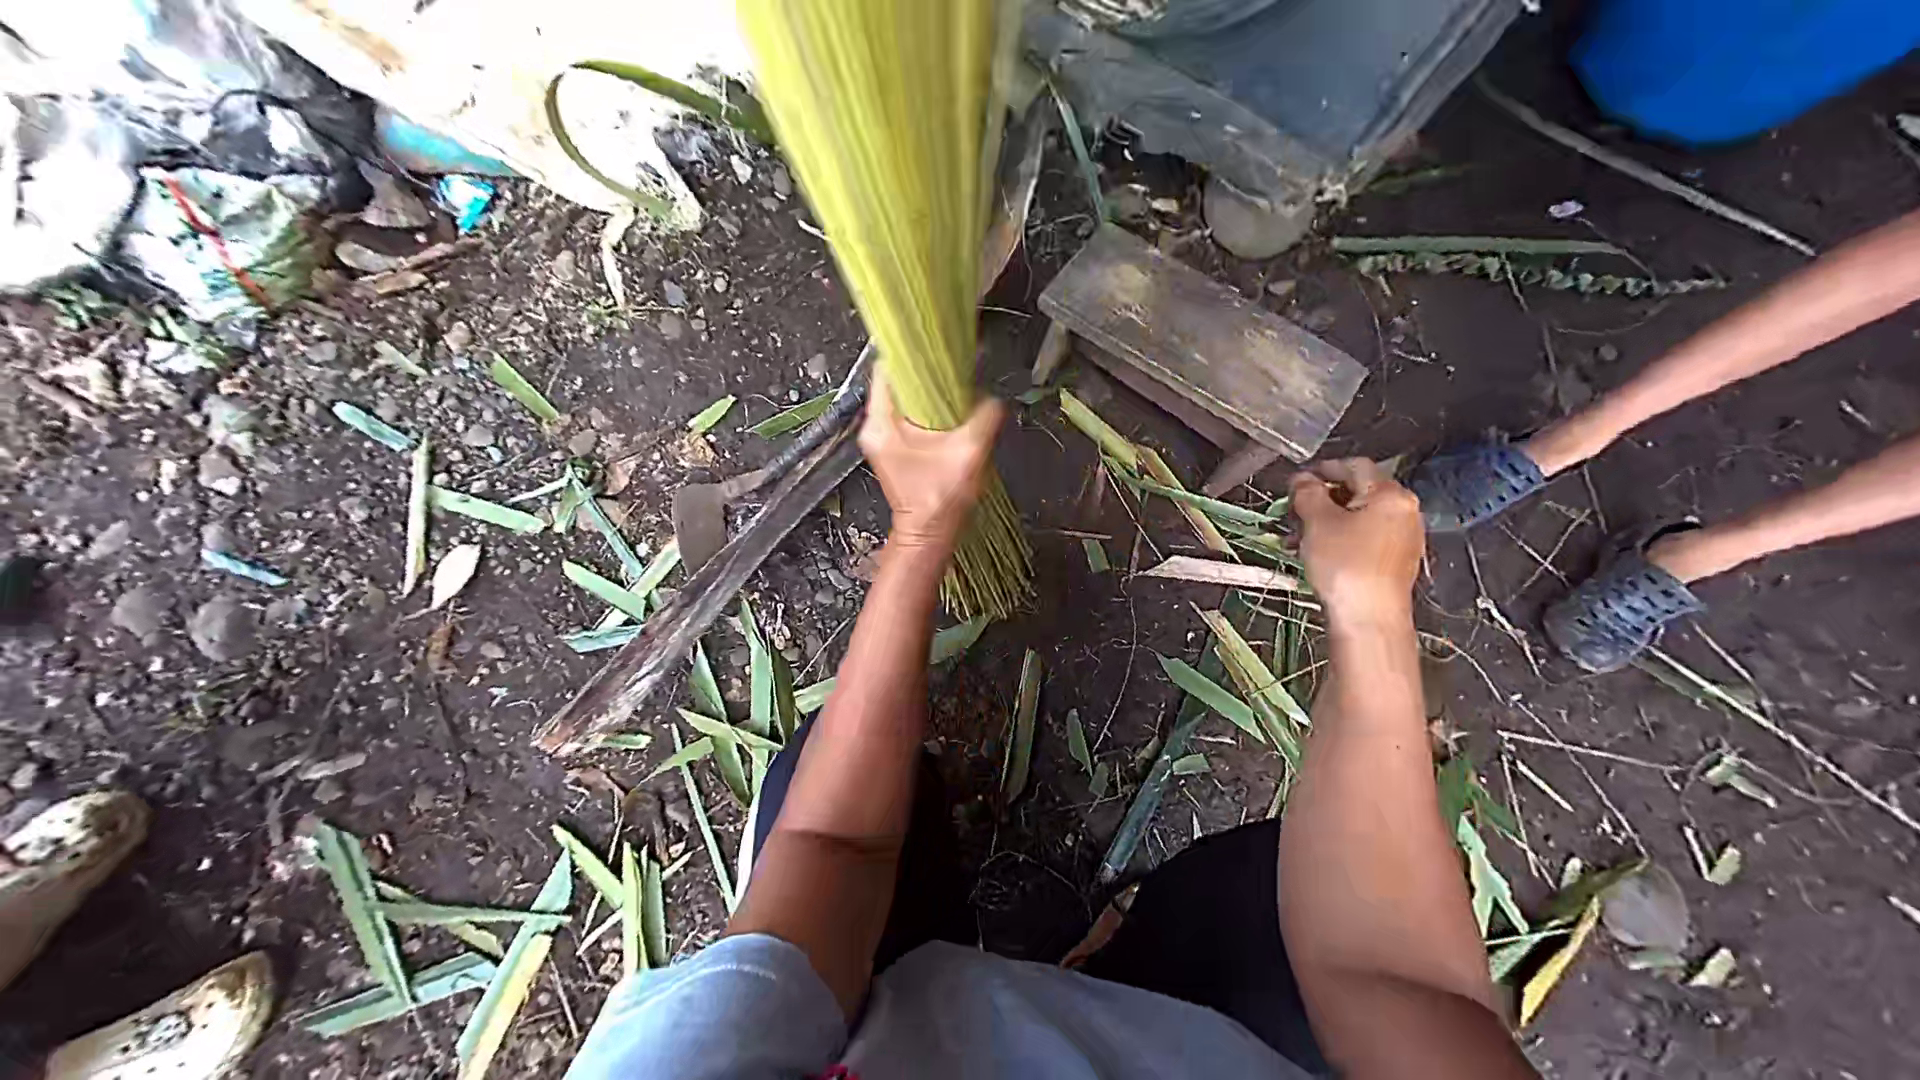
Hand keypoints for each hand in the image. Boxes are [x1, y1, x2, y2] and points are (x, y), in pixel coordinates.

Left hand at [858, 369, 1004, 554]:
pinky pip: (912, 415)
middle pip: (897, 382)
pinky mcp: (897, 448)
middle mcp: (877, 427)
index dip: (910, 354)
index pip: (885, 369)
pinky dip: (930, 408)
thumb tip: (994, 399)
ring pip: (906, 399)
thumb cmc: (939, 500)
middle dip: (924, 372)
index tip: (934, 346)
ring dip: (929, 391)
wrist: (929, 535)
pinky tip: (951, 408)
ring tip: (954, 383)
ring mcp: (885, 438)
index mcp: (881, 424)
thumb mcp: (968, 454)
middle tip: (950, 363)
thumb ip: (984, 419)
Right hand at [1290, 458, 1422, 623]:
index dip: (1322, 469)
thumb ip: (1307, 493)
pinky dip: (1339, 538)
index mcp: (1390, 495)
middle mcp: (1404, 511)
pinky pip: (1363, 537)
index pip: (1354, 466)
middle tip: (1292, 511)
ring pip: (1357, 517)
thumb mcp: (1317, 522)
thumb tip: (1302, 479)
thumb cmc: (1345, 565)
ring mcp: (1403, 537)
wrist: (1369, 617)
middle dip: (1320, 500)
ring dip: (1325, 522)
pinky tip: (1315, 552)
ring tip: (1297, 537)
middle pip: (1356, 492)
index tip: (1296, 481)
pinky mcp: (1395, 560)